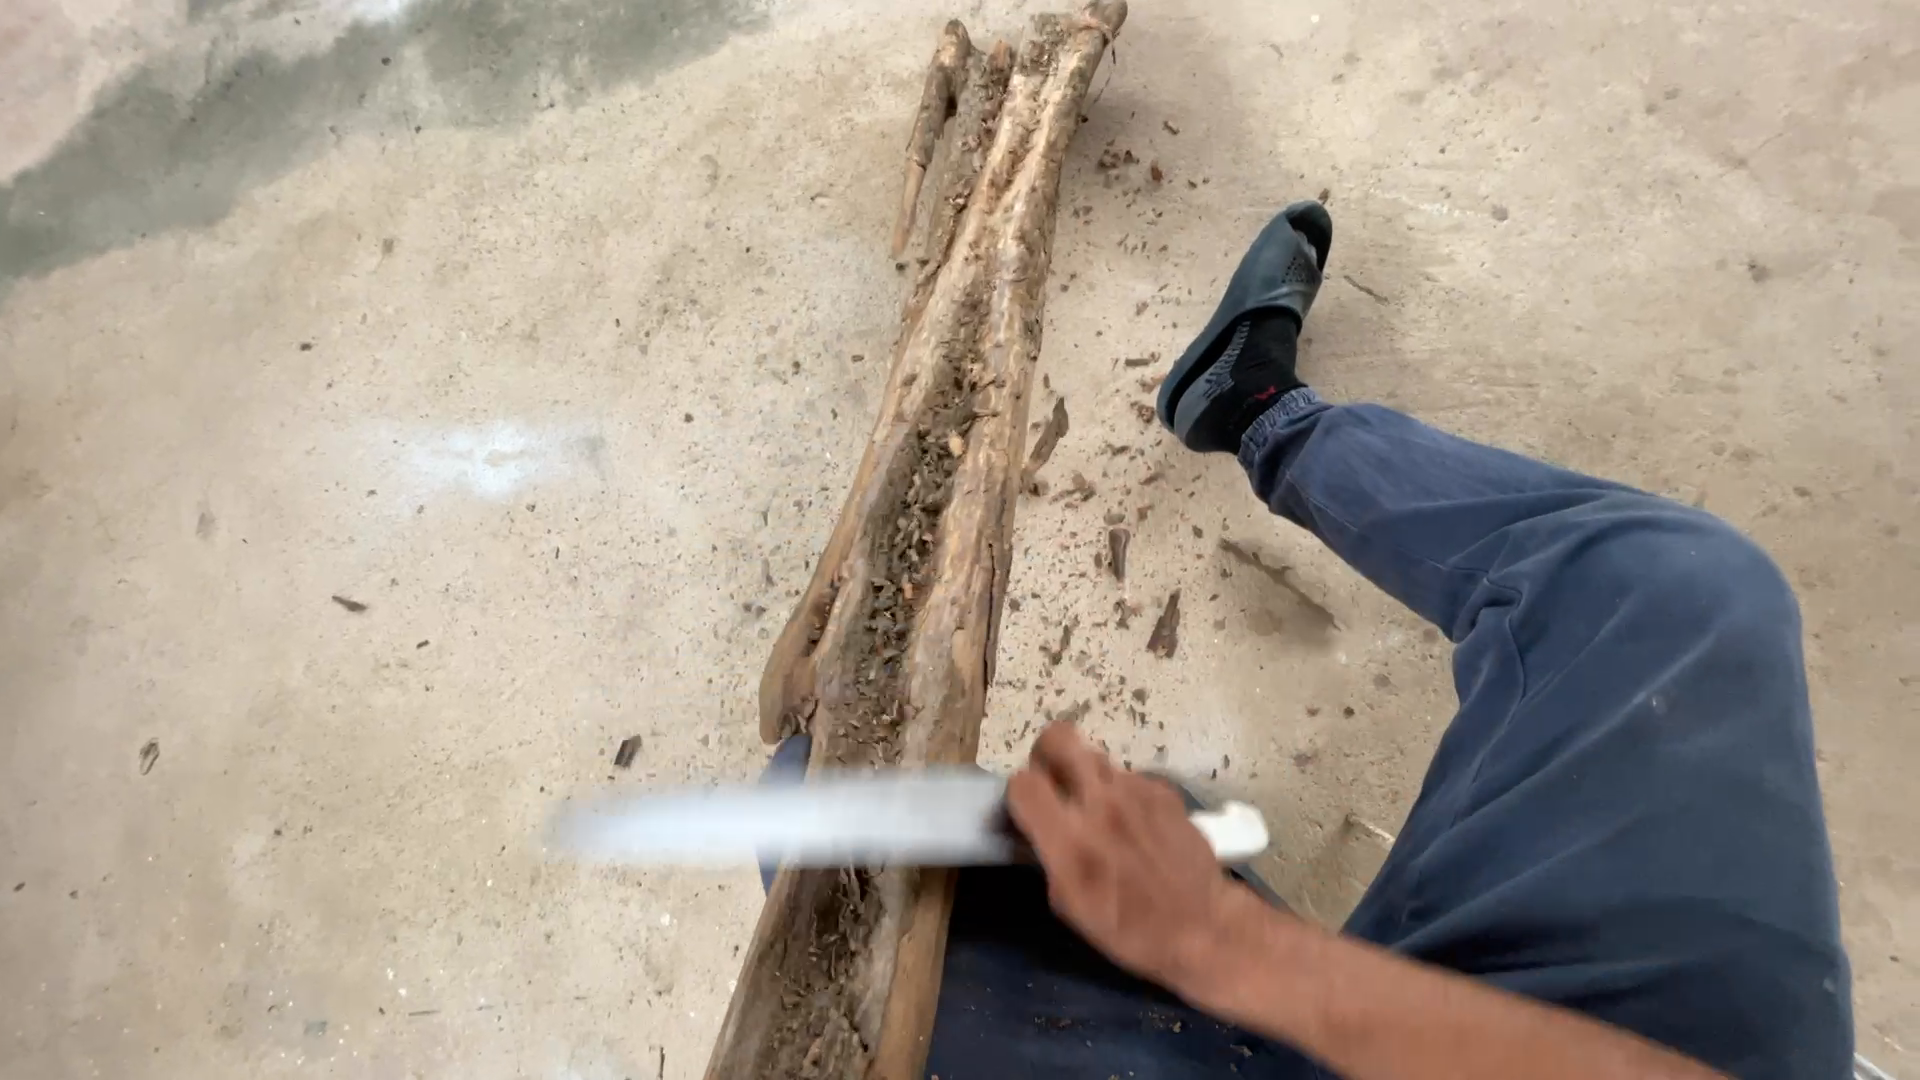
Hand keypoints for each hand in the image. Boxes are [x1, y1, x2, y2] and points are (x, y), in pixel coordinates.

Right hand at [1006, 722, 1255, 997]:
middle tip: (1054, 783)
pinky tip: (1135, 823)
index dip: (1019, 793)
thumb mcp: (1069, 905)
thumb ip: (1047, 855)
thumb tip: (1036, 826)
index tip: (1028, 809)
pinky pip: (1128, 776)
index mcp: (1071, 840)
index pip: (1023, 782)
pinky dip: (1122, 793)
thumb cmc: (1130, 929)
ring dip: (1085, 776)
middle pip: (1057, 737)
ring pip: (1093, 756)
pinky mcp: (1161, 789)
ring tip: (1098, 808)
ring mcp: (1135, 790)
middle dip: (1046, 754)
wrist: (1204, 928)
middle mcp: (1100, 803)